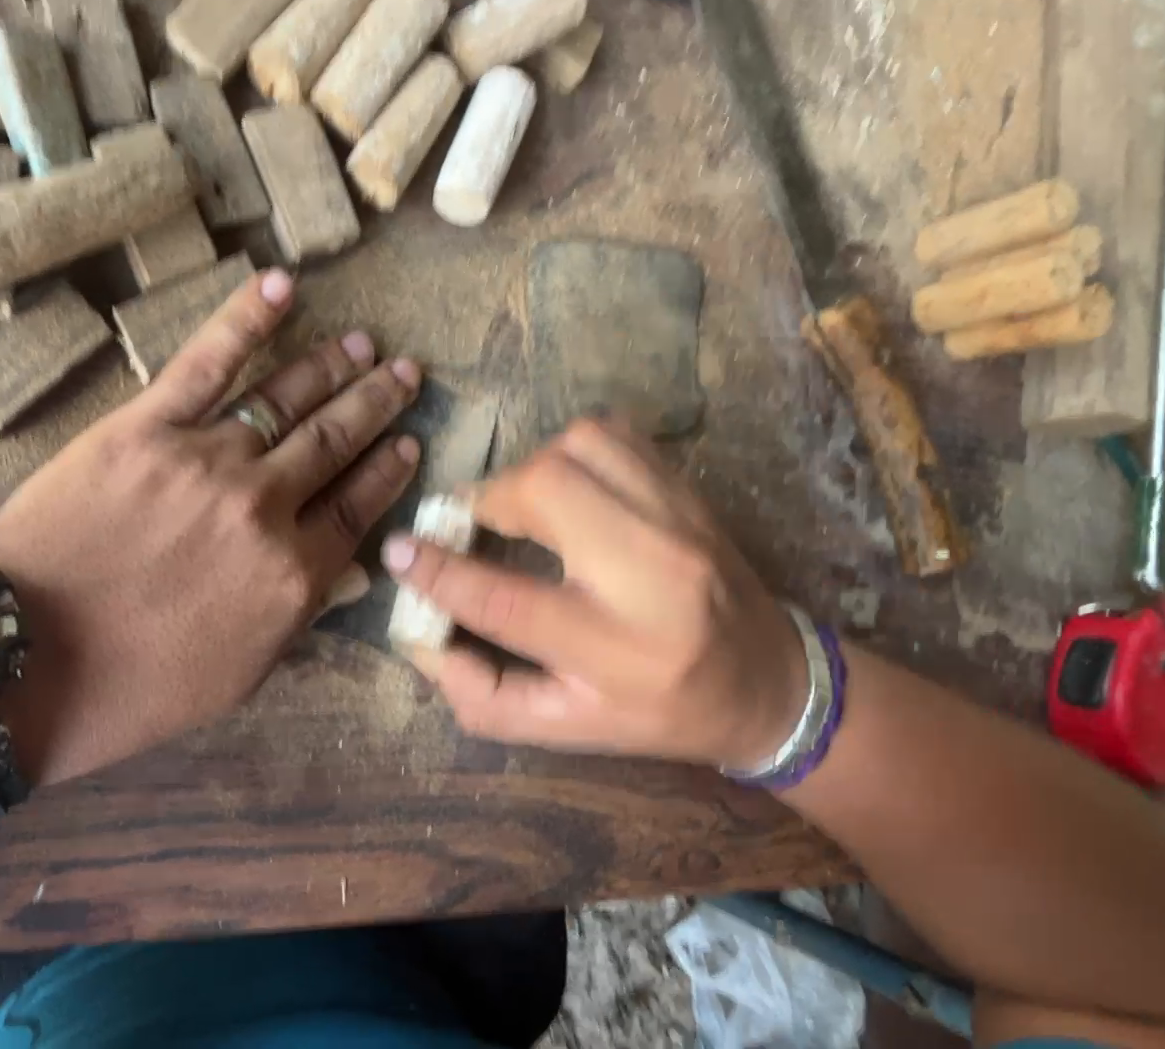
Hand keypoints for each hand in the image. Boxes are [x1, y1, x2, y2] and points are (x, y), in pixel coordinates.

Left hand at [0, 271, 423, 785]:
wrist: (22, 664)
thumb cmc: (131, 689)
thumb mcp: (238, 675)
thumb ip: (298, 615)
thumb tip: (346, 568)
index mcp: (293, 575)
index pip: (358, 507)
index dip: (388, 471)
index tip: (409, 442)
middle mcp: (266, 507)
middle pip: (335, 441)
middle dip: (376, 403)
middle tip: (405, 372)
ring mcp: (207, 459)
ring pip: (285, 398)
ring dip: (330, 365)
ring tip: (362, 344)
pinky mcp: (145, 428)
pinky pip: (207, 361)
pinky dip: (245, 319)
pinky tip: (279, 286)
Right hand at [381, 418, 805, 770]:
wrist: (767, 680)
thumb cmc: (655, 711)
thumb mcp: (565, 730)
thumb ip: (482, 695)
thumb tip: (421, 638)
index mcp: (618, 650)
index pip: (509, 601)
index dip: (440, 571)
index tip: (397, 548)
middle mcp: (655, 576)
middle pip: (548, 491)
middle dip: (490, 499)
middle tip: (473, 523)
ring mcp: (679, 520)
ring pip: (578, 447)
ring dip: (529, 469)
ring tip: (521, 508)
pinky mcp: (687, 488)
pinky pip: (611, 434)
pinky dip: (569, 450)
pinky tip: (565, 487)